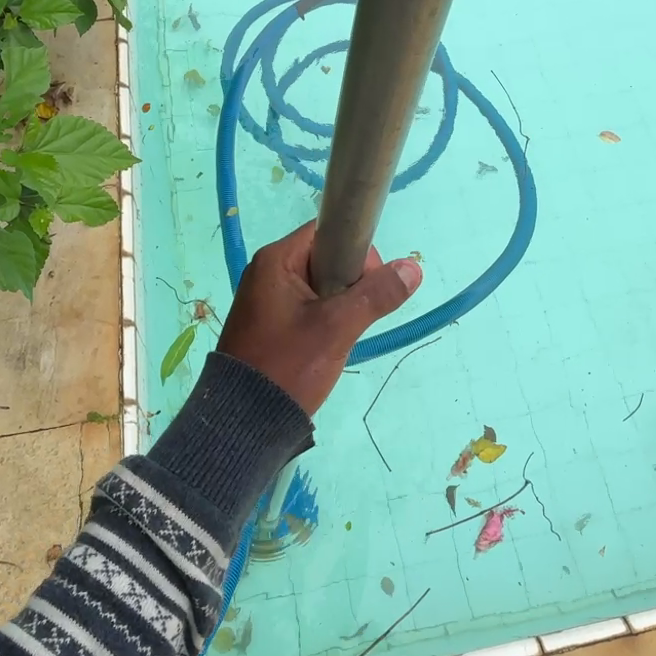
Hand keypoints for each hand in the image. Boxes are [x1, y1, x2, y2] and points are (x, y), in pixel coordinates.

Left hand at [216, 222, 422, 415]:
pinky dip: (323, 321)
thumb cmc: (288, 365)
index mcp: (275, 260)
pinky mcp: (268, 324)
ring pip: (319, 286)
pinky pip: (307, 308)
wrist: (243, 423)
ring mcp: (265, 299)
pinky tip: (327, 345)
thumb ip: (375, 295)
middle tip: (352, 318)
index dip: (355, 252)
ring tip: (339, 336)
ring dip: (338, 307)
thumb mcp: (337, 328)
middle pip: (325, 259)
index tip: (368, 286)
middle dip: (349, 285)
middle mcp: (266, 272)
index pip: (327, 233)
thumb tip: (413, 267)